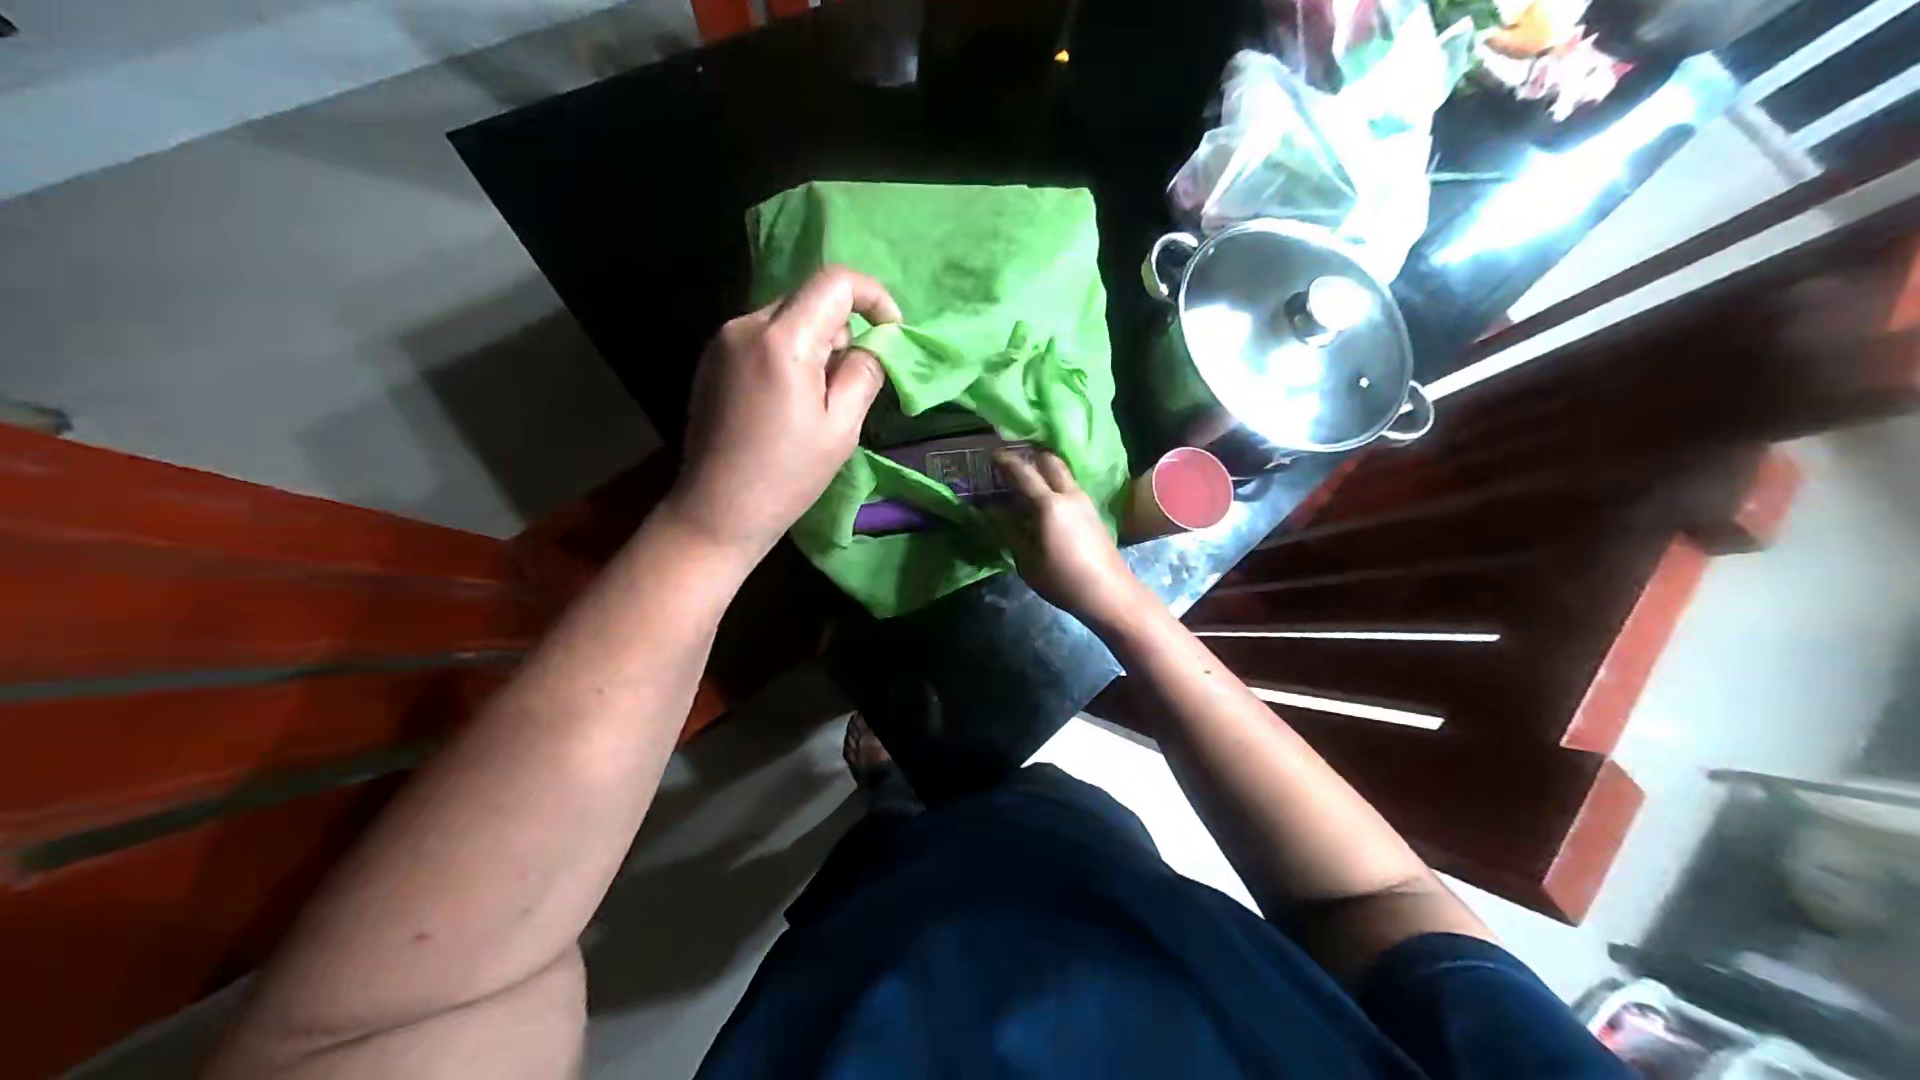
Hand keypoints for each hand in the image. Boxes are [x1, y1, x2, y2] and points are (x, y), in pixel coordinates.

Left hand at [665, 266, 901, 558]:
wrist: (717, 509)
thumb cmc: (787, 475)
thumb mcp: (842, 429)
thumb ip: (864, 373)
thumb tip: (874, 343)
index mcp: (781, 340)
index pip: (834, 282)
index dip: (873, 295)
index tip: (890, 332)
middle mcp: (745, 326)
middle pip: (809, 298)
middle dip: (842, 328)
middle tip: (850, 381)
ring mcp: (723, 340)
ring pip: (786, 317)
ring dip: (813, 343)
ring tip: (815, 399)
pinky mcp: (712, 358)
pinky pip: (762, 336)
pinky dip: (786, 352)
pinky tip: (784, 401)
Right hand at [997, 451, 1155, 631]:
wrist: (1108, 592)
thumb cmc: (1062, 579)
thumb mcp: (1027, 560)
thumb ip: (1009, 530)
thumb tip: (991, 509)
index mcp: (1049, 505)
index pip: (1024, 473)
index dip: (1007, 461)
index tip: (993, 455)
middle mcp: (1069, 495)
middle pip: (1050, 462)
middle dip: (1031, 457)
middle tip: (1013, 464)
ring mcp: (1084, 501)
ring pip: (1063, 473)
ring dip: (1045, 470)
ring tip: (1027, 481)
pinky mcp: (1092, 512)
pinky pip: (1070, 486)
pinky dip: (1055, 484)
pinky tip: (1046, 500)